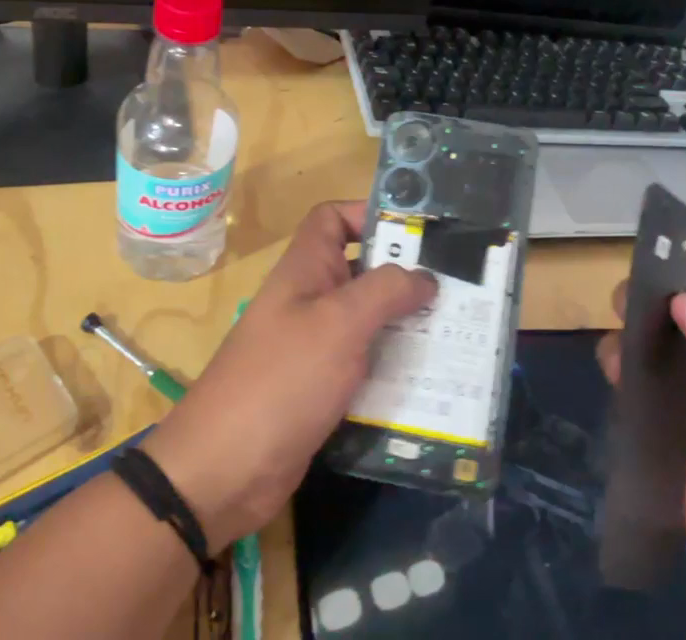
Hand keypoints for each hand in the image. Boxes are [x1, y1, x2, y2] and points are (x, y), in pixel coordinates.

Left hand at [142, 201, 435, 550]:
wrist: (224, 470)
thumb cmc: (282, 380)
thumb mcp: (338, 324)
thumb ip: (385, 290)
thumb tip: (425, 277)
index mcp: (304, 271)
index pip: (333, 218)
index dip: (371, 214)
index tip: (421, 233)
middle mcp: (309, 303)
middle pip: (362, 272)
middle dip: (408, 277)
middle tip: (461, 289)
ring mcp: (314, 349)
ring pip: (369, 323)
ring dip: (408, 327)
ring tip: (460, 333)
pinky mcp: (321, 392)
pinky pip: (366, 369)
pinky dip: (395, 372)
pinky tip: (434, 382)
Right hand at [598, 287, 685, 635]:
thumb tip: (682, 302)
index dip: (682, 272)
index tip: (655, 255)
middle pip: (662, 316)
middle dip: (641, 299)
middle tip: (630, 302)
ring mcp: (675, 398)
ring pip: (635, 350)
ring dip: (623, 337)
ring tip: (625, 349)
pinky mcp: (652, 433)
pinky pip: (624, 397)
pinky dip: (614, 380)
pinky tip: (617, 381)